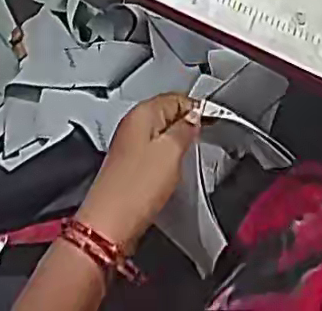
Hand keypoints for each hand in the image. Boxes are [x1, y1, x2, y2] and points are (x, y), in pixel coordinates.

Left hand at [75, 93, 200, 248]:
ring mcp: (129, 145)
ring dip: (176, 143)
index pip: (176, 97)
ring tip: (186, 158)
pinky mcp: (129, 165)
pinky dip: (165, 158)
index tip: (211, 119)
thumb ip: (186, 129)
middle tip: (200, 139)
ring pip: (161, 134)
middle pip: (168, 113)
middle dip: (186, 125)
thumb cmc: (135, 188)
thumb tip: (194, 117)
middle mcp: (132, 124)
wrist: (110, 224)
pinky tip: (170, 172)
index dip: (196, 107)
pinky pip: (153, 152)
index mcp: (142, 112)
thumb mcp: (171, 152)